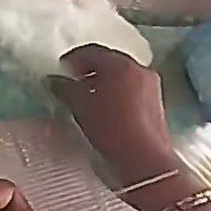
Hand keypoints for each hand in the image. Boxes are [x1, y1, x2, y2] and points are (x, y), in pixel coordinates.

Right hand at [48, 45, 179, 183]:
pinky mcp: (156, 100)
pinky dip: (116, 89)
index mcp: (119, 65)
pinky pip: (131, 86)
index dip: (72, 58)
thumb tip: (54, 79)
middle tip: (71, 79)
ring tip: (87, 94)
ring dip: (103, 79)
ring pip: (121, 73)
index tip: (60, 69)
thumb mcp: (80, 106)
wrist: (144, 159)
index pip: (91, 51)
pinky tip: (105, 104)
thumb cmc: (109, 128)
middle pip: (109, 60)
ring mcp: (150, 84)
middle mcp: (138, 68)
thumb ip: (65, 88)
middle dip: (89, 67)